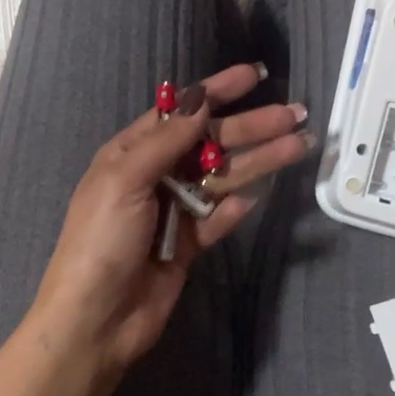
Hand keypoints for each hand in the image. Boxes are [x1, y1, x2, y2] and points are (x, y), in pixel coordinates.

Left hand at [0, 63, 309, 395]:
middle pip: (211, 142)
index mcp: (132, 152)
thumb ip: (166, 140)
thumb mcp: (125, 180)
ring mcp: (173, 210)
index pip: (181, 111)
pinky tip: (257, 197)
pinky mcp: (188, 244)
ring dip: (258, 161)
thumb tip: (198, 98)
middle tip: (296, 114)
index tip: (256, 75)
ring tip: (299, 146)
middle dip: (252, 126)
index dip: (218, 91)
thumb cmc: (101, 240)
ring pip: (223, 177)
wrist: (95, 320)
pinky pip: (218, 218)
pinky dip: (236, 208)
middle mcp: (155, 175)